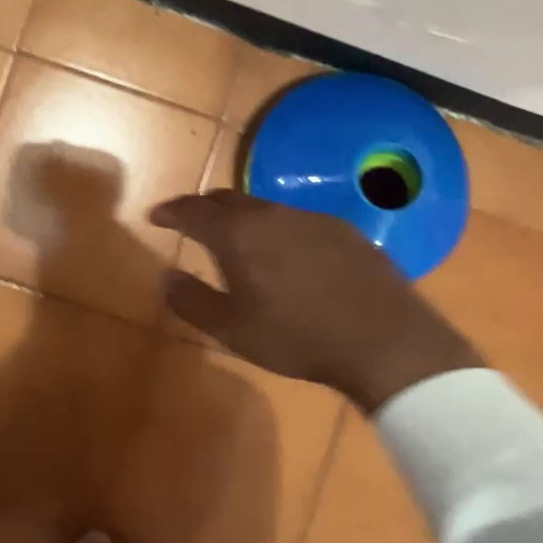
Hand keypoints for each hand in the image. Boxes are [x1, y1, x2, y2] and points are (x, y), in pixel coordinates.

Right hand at [152, 189, 483, 413]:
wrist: (387, 342)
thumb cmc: (297, 337)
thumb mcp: (232, 330)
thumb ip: (191, 300)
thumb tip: (165, 276)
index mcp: (237, 234)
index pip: (192, 210)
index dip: (170, 211)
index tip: (155, 215)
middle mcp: (271, 215)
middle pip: (227, 199)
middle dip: (204, 207)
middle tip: (192, 221)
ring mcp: (311, 219)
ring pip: (264, 209)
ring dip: (243, 218)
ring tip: (238, 240)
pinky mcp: (345, 232)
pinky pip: (297, 221)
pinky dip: (278, 230)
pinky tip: (287, 255)